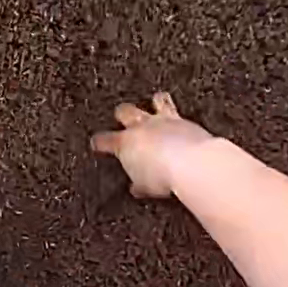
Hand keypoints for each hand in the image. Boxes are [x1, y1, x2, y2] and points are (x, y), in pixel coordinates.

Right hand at [89, 91, 216, 198]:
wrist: (190, 164)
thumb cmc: (164, 174)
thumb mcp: (145, 186)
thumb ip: (138, 183)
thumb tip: (136, 187)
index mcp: (124, 142)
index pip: (104, 140)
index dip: (98, 142)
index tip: (97, 143)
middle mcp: (142, 127)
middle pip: (125, 111)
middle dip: (122, 113)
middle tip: (121, 114)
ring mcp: (163, 121)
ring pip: (156, 101)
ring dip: (156, 101)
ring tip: (156, 99)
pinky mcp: (184, 121)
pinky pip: (178, 111)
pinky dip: (178, 114)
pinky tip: (180, 119)